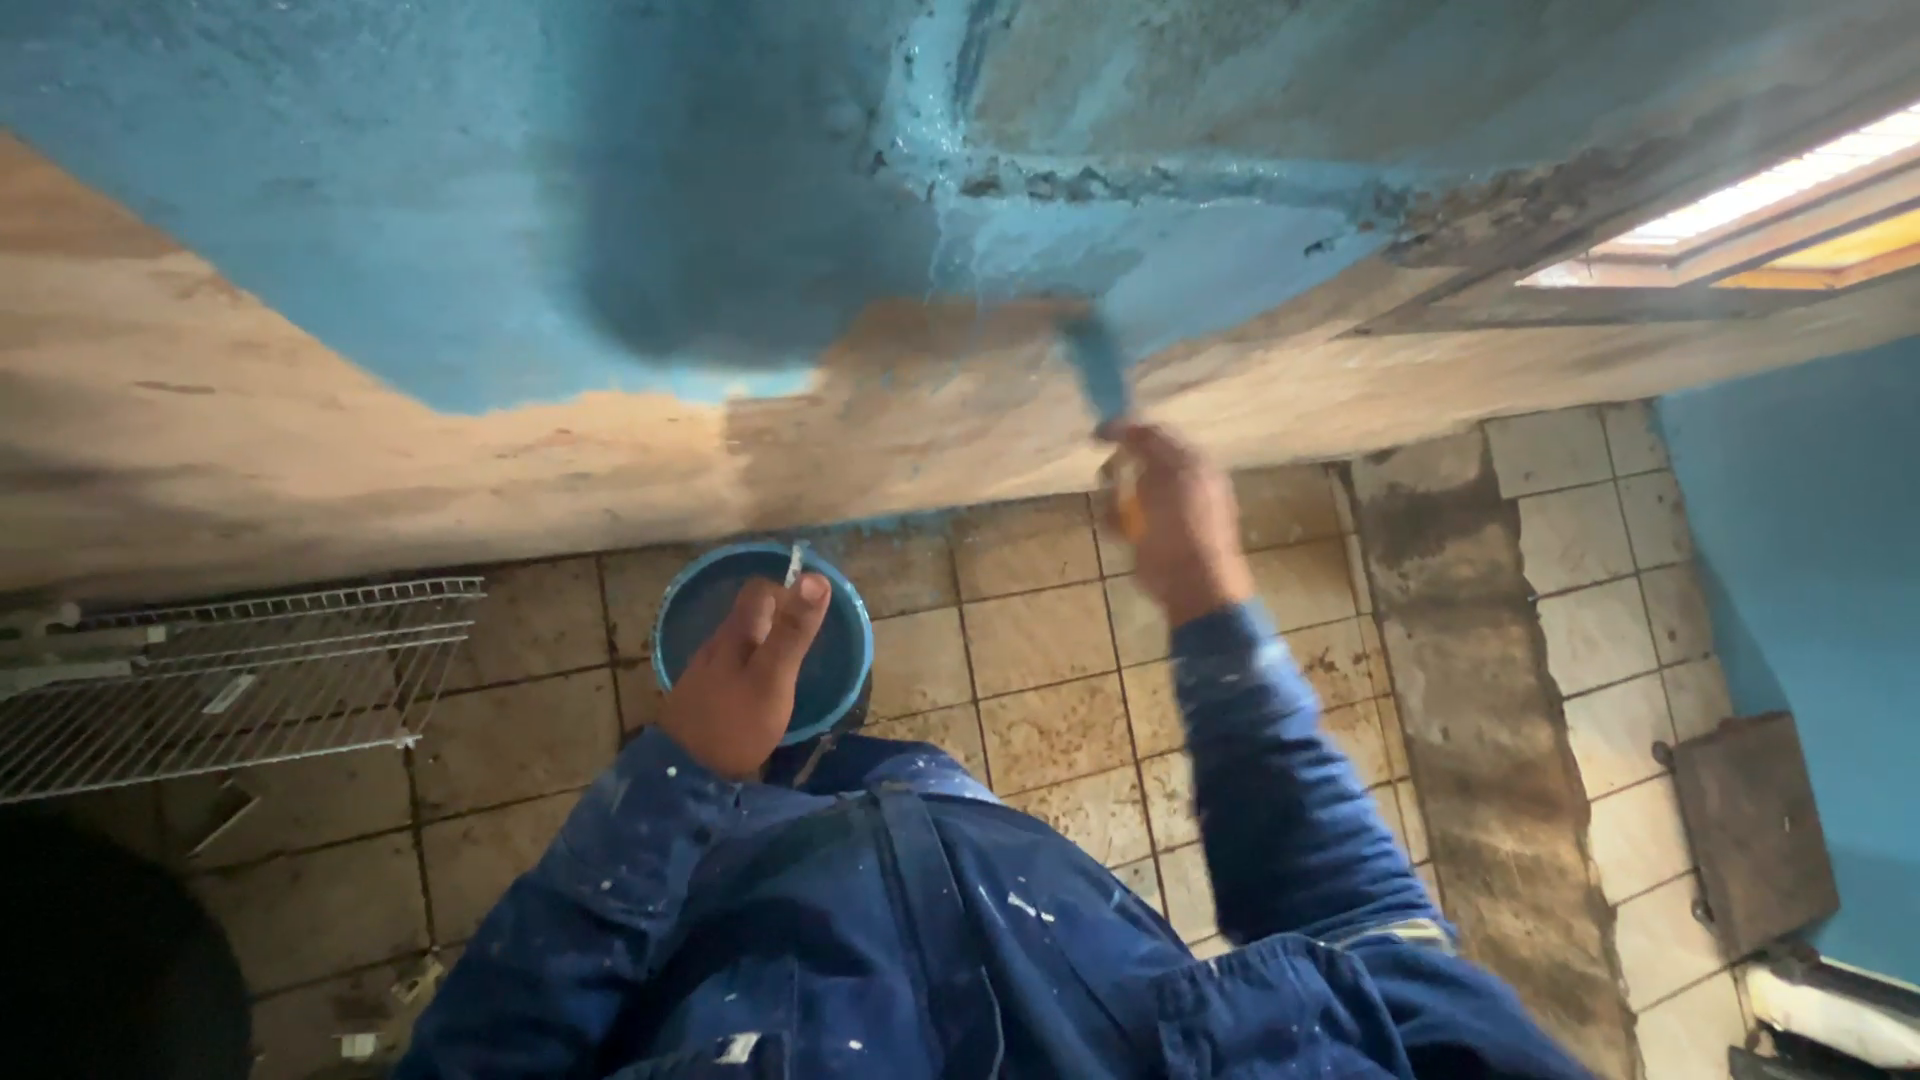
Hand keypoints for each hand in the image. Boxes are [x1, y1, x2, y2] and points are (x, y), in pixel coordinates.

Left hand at [658, 573, 831, 780]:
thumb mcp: (774, 676)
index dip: (786, 592)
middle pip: (749, 616)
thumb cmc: (736, 722)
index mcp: (735, 634)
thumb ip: (793, 631)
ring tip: (790, 670)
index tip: (810, 615)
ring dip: (766, 646)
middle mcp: (716, 645)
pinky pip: (731, 668)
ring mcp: (704, 671)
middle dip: (779, 620)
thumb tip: (815, 577)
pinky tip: (762, 693)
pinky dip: (752, 669)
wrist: (682, 774)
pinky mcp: (701, 696)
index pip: (759, 590)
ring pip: (740, 643)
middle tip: (806, 646)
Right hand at [1108, 421, 1253, 627]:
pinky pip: (1120, 517)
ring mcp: (1162, 510)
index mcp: (1192, 463)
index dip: (1127, 430)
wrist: (1189, 577)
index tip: (1096, 435)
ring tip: (1117, 514)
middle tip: (1108, 477)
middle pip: (1137, 461)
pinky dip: (1114, 521)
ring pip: (1124, 489)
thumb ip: (1147, 442)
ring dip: (1114, 498)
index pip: (1156, 435)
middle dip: (1119, 468)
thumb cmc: (1183, 522)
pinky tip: (1118, 532)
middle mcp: (1179, 482)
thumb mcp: (1169, 470)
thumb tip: (1124, 425)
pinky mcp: (1147, 534)